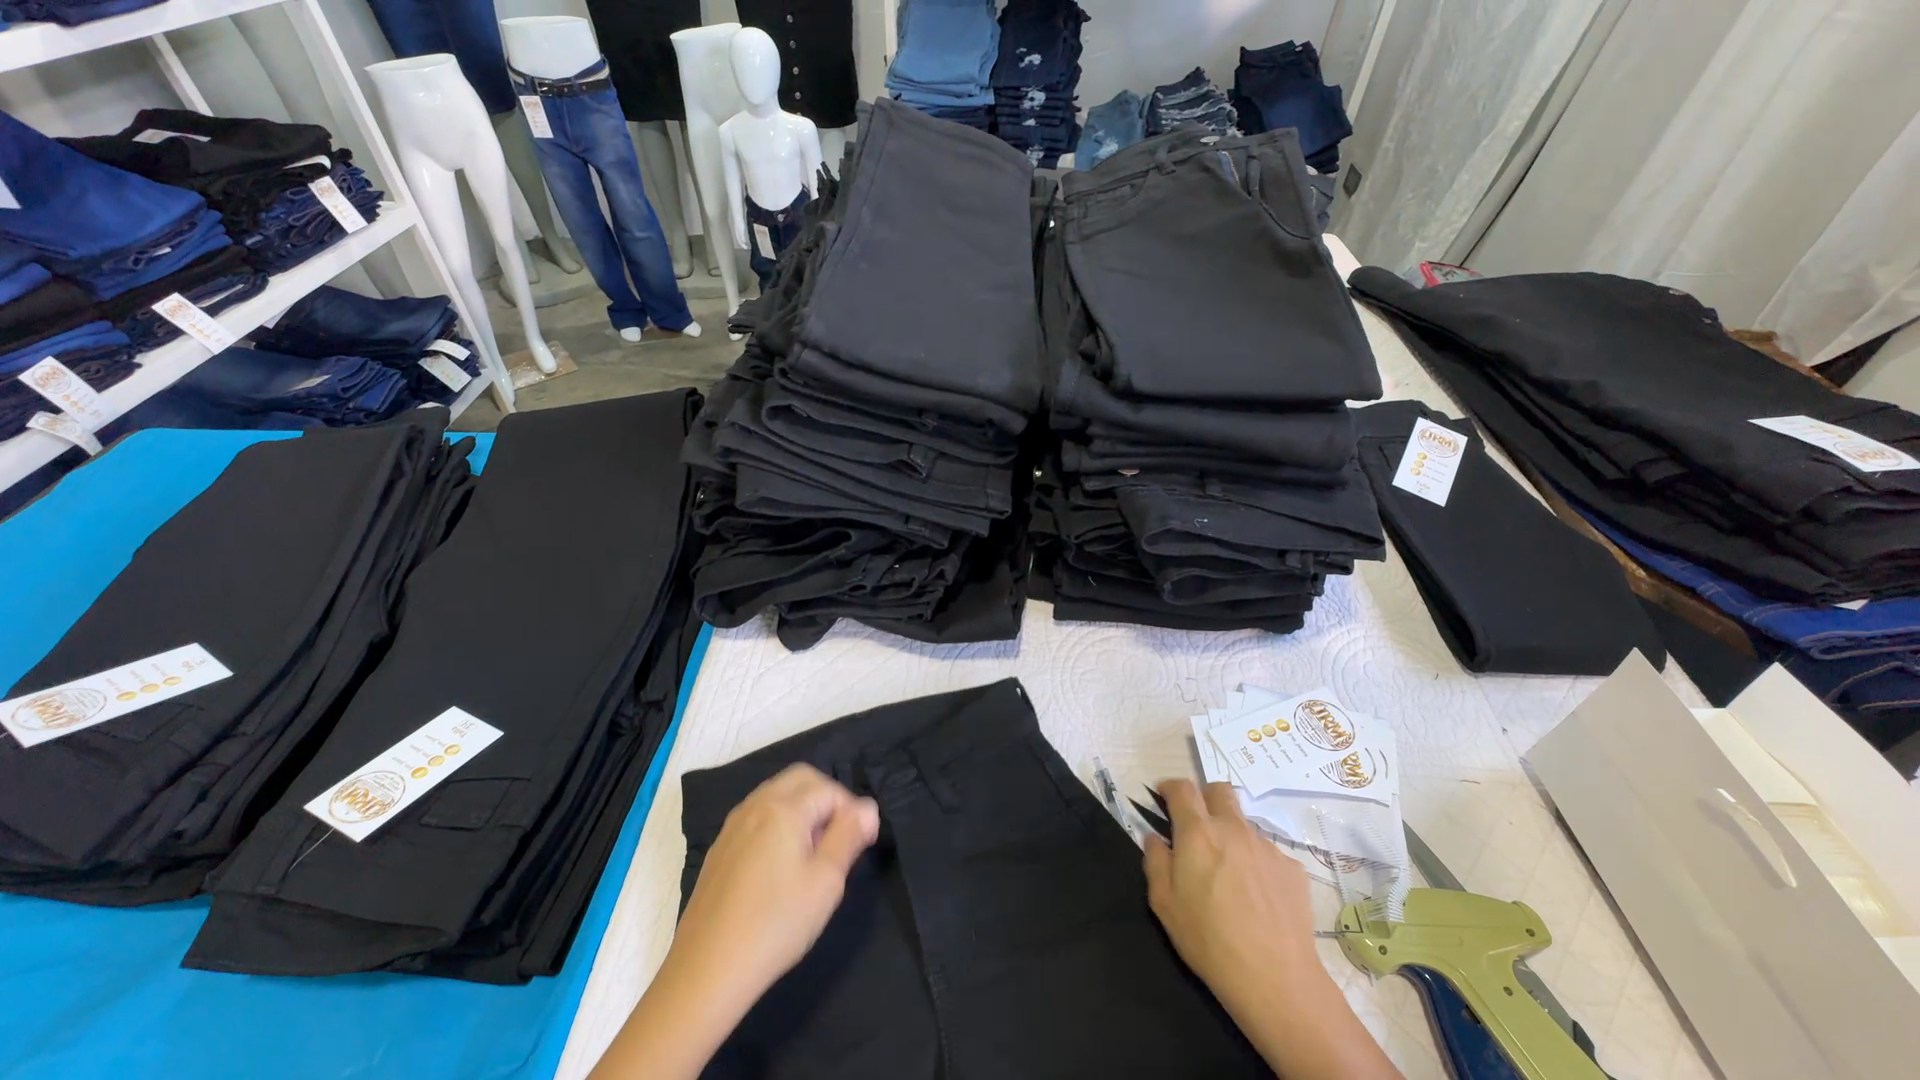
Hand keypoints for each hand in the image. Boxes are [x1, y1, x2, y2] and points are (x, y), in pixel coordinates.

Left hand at [671, 763, 880, 1005]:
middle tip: (840, 839)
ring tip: (813, 854)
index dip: (852, 810)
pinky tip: (781, 867)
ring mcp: (732, 827)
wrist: (707, 968)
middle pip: (799, 779)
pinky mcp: (719, 849)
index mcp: (783, 809)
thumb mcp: (826, 882)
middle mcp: (754, 806)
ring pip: (775, 795)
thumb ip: (848, 836)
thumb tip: (867, 807)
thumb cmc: (776, 924)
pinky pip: (756, 816)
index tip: (862, 843)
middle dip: (827, 797)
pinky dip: (777, 823)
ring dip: (801, 809)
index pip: (828, 789)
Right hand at [1143, 779, 1321, 1005]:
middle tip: (1197, 827)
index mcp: (1198, 834)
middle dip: (1204, 798)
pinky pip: (1267, 855)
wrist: (1273, 975)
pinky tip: (1256, 898)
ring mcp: (1267, 847)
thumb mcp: (1164, 904)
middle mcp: (1234, 830)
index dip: (1170, 787)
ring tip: (1230, 878)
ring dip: (1231, 837)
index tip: (1164, 798)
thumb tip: (1155, 838)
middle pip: (1220, 791)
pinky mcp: (1292, 868)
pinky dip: (1256, 865)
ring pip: (1244, 826)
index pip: (1183, 789)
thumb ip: (1156, 862)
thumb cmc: (1207, 939)